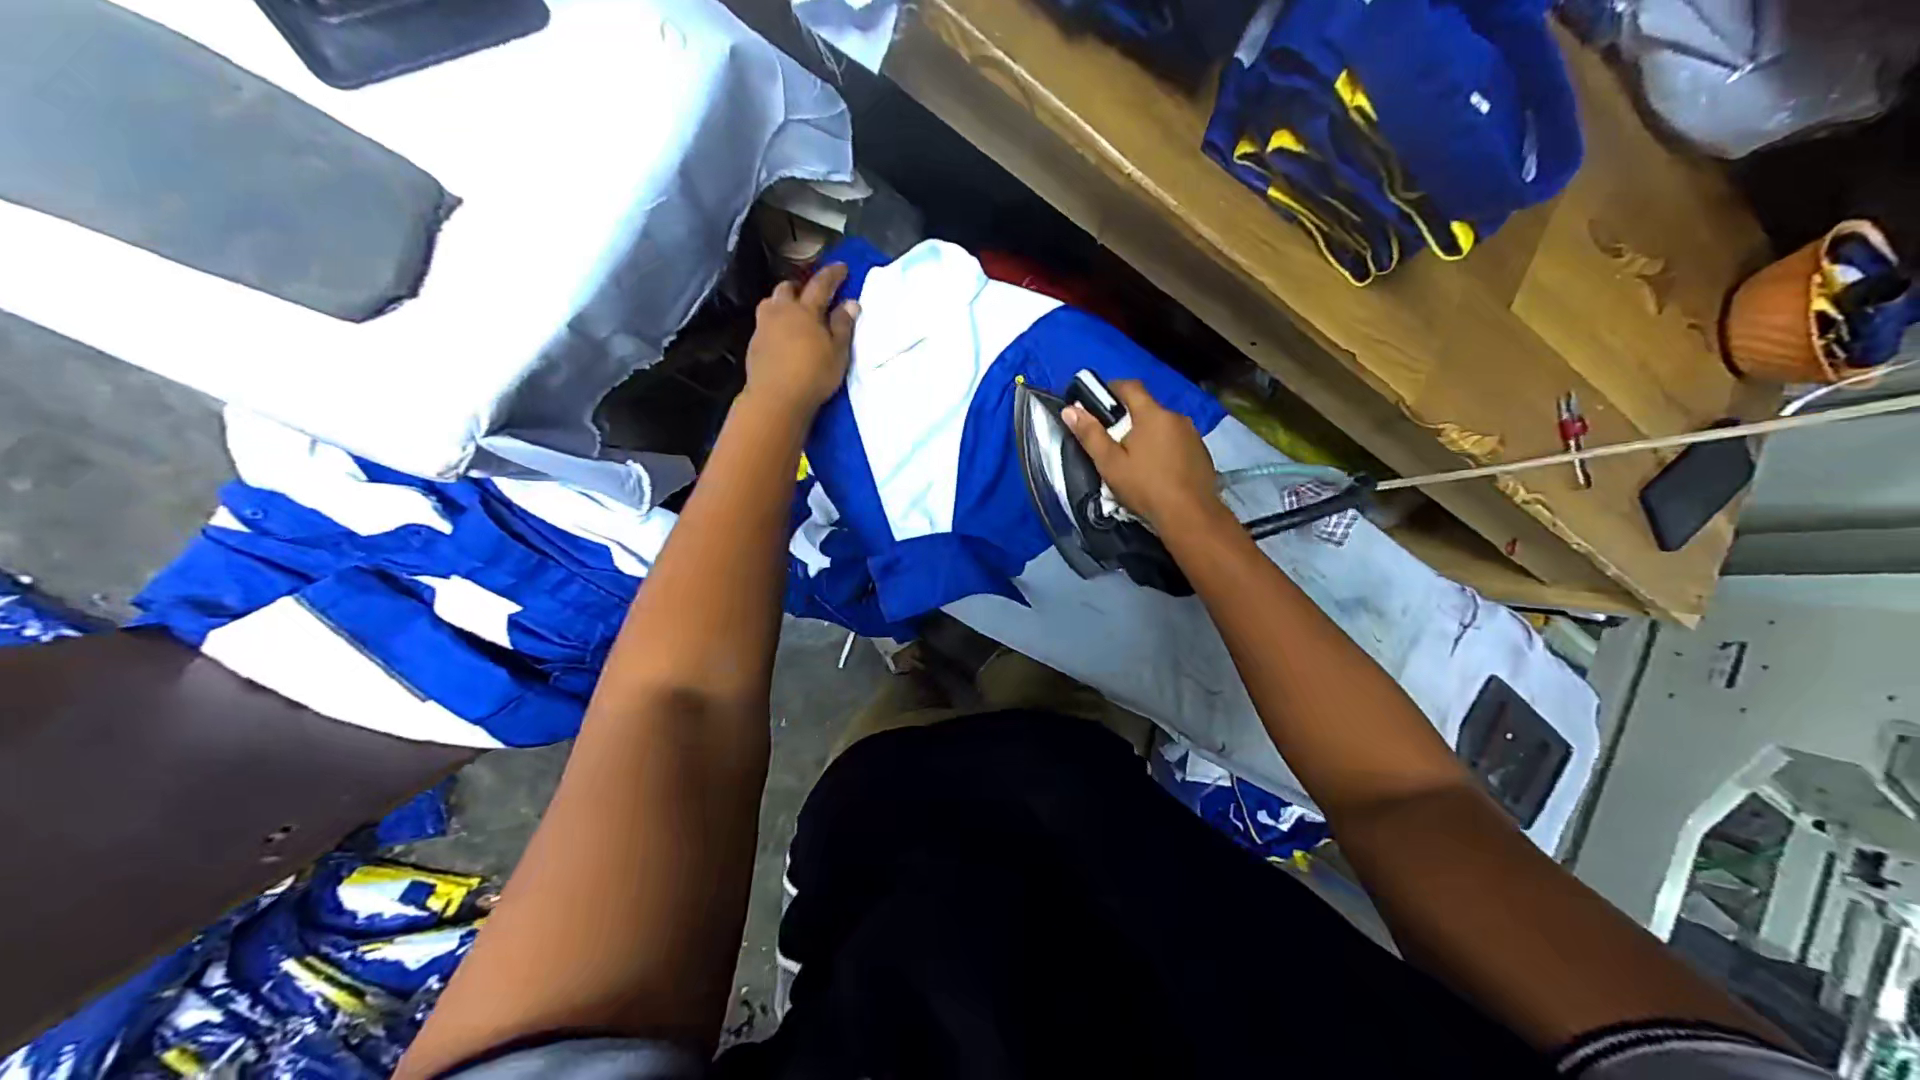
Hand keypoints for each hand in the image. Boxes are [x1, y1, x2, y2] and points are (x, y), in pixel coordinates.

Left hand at [742, 263, 859, 416]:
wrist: (775, 398)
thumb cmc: (813, 374)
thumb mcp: (838, 352)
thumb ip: (843, 325)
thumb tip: (850, 303)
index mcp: (805, 310)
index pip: (821, 285)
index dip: (832, 274)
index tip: (842, 267)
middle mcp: (781, 311)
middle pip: (787, 288)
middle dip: (800, 287)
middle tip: (811, 294)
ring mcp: (764, 327)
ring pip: (771, 303)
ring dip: (782, 303)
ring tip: (793, 314)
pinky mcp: (754, 344)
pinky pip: (765, 324)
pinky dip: (775, 324)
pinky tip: (782, 337)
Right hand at [1062, 379, 1224, 530]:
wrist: (1189, 515)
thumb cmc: (1145, 486)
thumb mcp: (1110, 463)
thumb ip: (1090, 434)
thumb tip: (1070, 409)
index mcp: (1152, 414)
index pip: (1130, 386)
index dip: (1112, 389)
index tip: (1098, 404)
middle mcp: (1176, 416)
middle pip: (1147, 408)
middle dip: (1129, 418)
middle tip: (1113, 441)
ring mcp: (1193, 434)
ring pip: (1163, 425)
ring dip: (1148, 434)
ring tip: (1136, 460)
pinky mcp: (1202, 452)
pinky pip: (1178, 441)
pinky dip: (1165, 448)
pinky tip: (1159, 470)